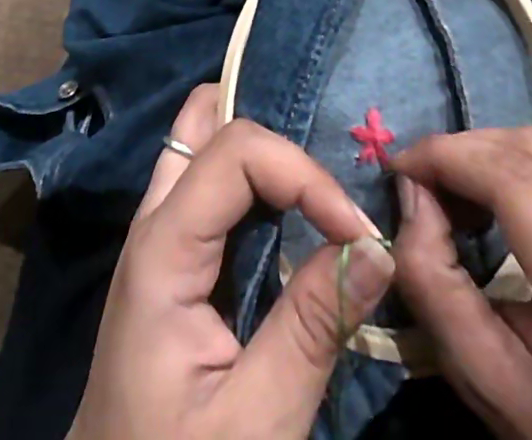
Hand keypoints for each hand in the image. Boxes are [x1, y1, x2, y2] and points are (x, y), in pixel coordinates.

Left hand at [69, 84, 395, 439]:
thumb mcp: (255, 420)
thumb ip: (312, 326)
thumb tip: (377, 247)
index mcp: (162, 250)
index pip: (235, 152)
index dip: (303, 173)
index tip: (357, 231)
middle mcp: (154, 221)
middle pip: (204, 121)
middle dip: (275, 127)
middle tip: (333, 178)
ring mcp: (160, 234)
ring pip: (205, 144)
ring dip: (267, 149)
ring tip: (323, 185)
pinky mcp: (175, 256)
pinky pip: (213, 184)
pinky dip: (259, 177)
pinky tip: (295, 207)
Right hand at [391, 129, 531, 439]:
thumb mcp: (481, 379)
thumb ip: (432, 280)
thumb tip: (413, 189)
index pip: (524, 186)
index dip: (452, 156)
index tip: (401, 165)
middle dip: (471, 147)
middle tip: (423, 174)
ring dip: (499, 157)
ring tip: (457, 188)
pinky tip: (504, 204)